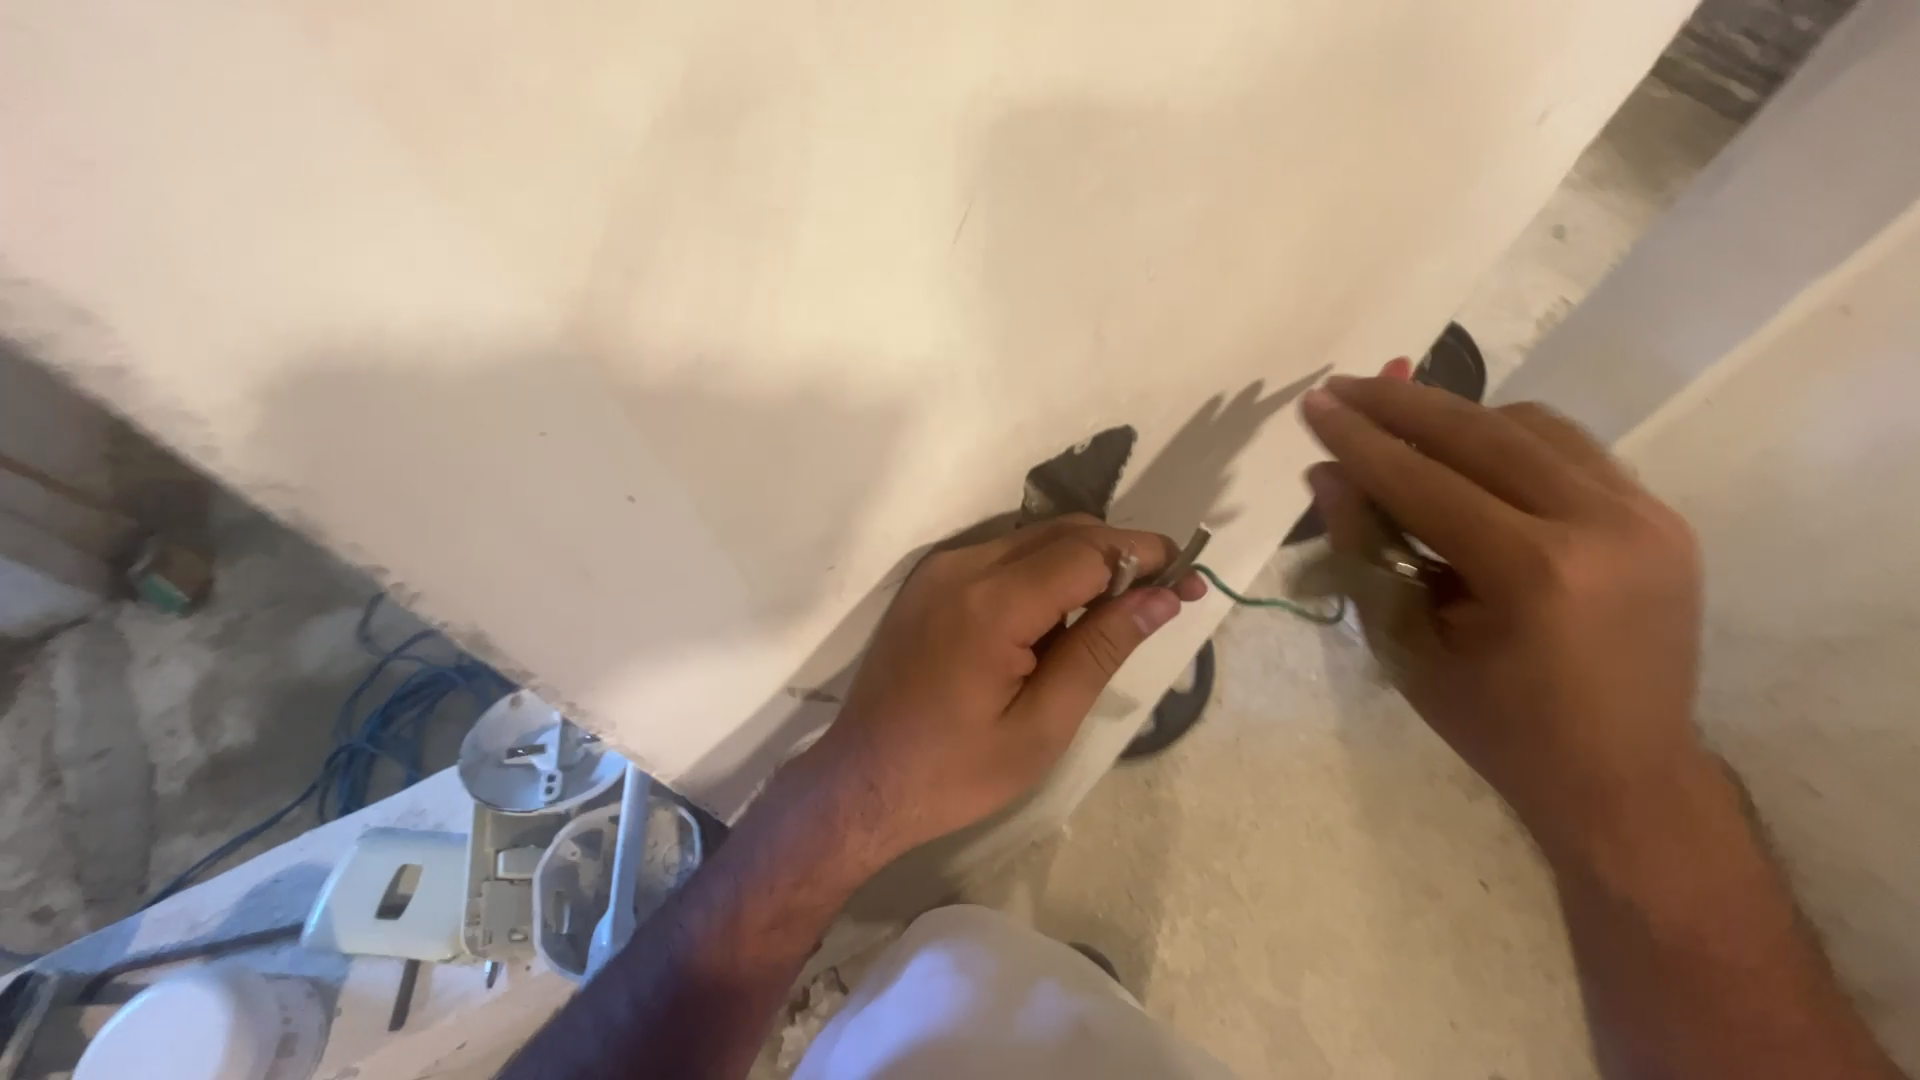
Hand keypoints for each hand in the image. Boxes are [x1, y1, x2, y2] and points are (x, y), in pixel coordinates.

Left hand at [796, 515, 1205, 868]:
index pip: (1087, 551)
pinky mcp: (928, 582)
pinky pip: (1001, 557)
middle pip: (1061, 533)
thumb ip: (1101, 649)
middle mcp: (960, 567)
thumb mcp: (1042, 724)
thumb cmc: (954, 773)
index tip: (1187, 578)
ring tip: (1114, 619)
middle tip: (1163, 599)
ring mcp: (938, 570)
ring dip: (1082, 564)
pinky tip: (1057, 622)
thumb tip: (1161, 597)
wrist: (861, 782)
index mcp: (990, 604)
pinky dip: (1042, 574)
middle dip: (1120, 556)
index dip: (1144, 556)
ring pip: (1032, 540)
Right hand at [1300, 375, 1707, 850]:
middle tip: (1346, 386)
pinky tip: (1467, 456)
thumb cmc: (1497, 726)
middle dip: (1403, 405)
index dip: (1360, 441)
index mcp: (1536, 572)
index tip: (1315, 404)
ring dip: (1458, 419)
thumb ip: (1366, 552)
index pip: (1425, 481)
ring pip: (1534, 426)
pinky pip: (1572, 451)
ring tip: (1399, 423)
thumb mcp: (1409, 646)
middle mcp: (1603, 525)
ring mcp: (1646, 515)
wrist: (1624, 775)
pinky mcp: (1661, 518)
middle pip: (1484, 433)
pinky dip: (1509, 442)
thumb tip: (1329, 476)